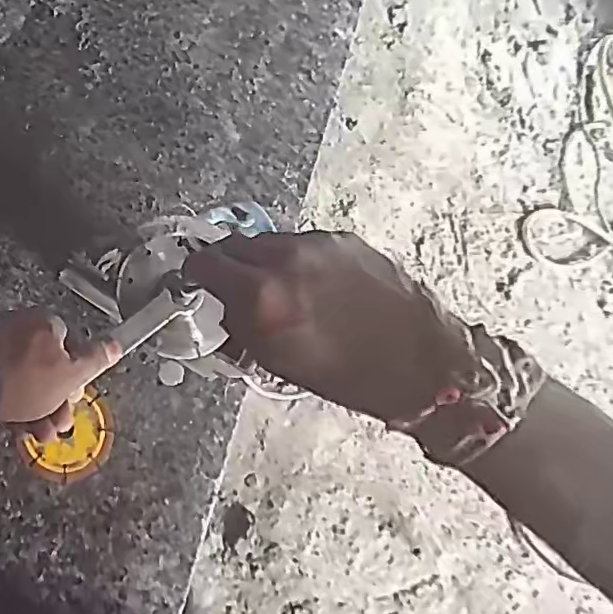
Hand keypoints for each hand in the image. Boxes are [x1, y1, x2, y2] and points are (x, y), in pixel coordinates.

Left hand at [0, 310, 123, 440]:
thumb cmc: (19, 378)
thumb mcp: (70, 375)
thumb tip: (115, 346)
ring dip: (37, 411)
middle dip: (56, 401)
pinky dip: (14, 407)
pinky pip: (6, 388)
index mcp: (46, 324)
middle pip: (49, 369)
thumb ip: (95, 361)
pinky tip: (18, 427)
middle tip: (58, 421)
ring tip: (38, 432)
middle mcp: (21, 330)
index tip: (75, 396)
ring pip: (28, 383)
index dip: (78, 378)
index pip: (74, 348)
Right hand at [184, 231, 469, 422]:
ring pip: (267, 240)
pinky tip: (306, 285)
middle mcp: (287, 260)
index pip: (206, 262)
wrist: (418, 363)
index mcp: (264, 294)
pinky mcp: (343, 240)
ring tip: (273, 288)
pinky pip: (300, 243)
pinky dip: (292, 260)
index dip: (194, 271)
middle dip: (224, 262)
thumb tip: (224, 303)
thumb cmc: (348, 373)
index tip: (194, 277)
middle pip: (233, 243)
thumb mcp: (273, 357)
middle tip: (227, 282)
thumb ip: (239, 322)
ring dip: (258, 260)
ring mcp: (318, 245)